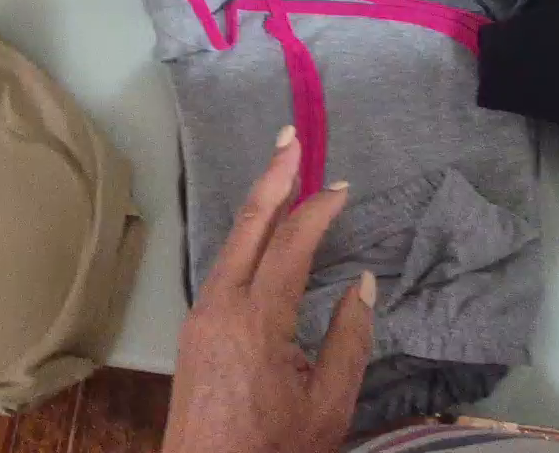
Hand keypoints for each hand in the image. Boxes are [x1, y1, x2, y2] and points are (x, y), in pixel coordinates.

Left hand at [160, 126, 374, 452]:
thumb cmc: (273, 450)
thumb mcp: (327, 407)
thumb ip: (349, 340)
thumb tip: (362, 282)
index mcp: (256, 321)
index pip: (291, 245)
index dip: (318, 210)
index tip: (342, 186)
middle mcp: (221, 303)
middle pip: (249, 222)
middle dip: (273, 175)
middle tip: (292, 136)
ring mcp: (202, 310)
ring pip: (232, 238)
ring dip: (259, 199)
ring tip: (282, 166)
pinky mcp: (196, 321)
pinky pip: (226, 260)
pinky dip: (250, 231)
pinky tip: (264, 224)